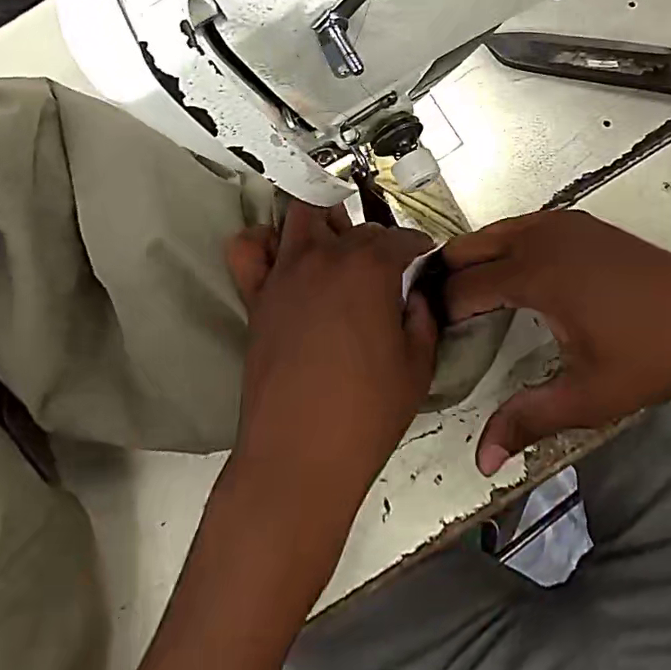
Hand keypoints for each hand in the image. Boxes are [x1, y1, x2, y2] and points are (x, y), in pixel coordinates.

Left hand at [225, 203, 438, 494]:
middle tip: (389, 268)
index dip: (417, 246)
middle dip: (380, 241)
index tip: (422, 257)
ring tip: (339, 245)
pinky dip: (264, 242)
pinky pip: (248, 249)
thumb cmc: (367, 412)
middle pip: (357, 227)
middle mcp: (326, 258)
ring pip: (302, 215)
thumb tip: (415, 297)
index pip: (401, 238)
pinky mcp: (257, 297)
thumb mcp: (417, 365)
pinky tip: (284, 257)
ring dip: (325, 220)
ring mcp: (286, 274)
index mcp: (371, 268)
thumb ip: (423, 319)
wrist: (299, 455)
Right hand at [443, 210, 670, 474]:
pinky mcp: (581, 222)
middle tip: (439, 317)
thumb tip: (481, 461)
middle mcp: (540, 237)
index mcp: (534, 274)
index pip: (463, 287)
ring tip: (468, 299)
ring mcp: (562, 222)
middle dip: (447, 277)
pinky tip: (513, 277)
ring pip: (494, 231)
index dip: (441, 313)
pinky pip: (523, 226)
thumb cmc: (650, 355)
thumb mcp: (589, 396)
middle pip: (468, 248)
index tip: (432, 339)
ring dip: (474, 259)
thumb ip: (528, 419)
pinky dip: (503, 246)